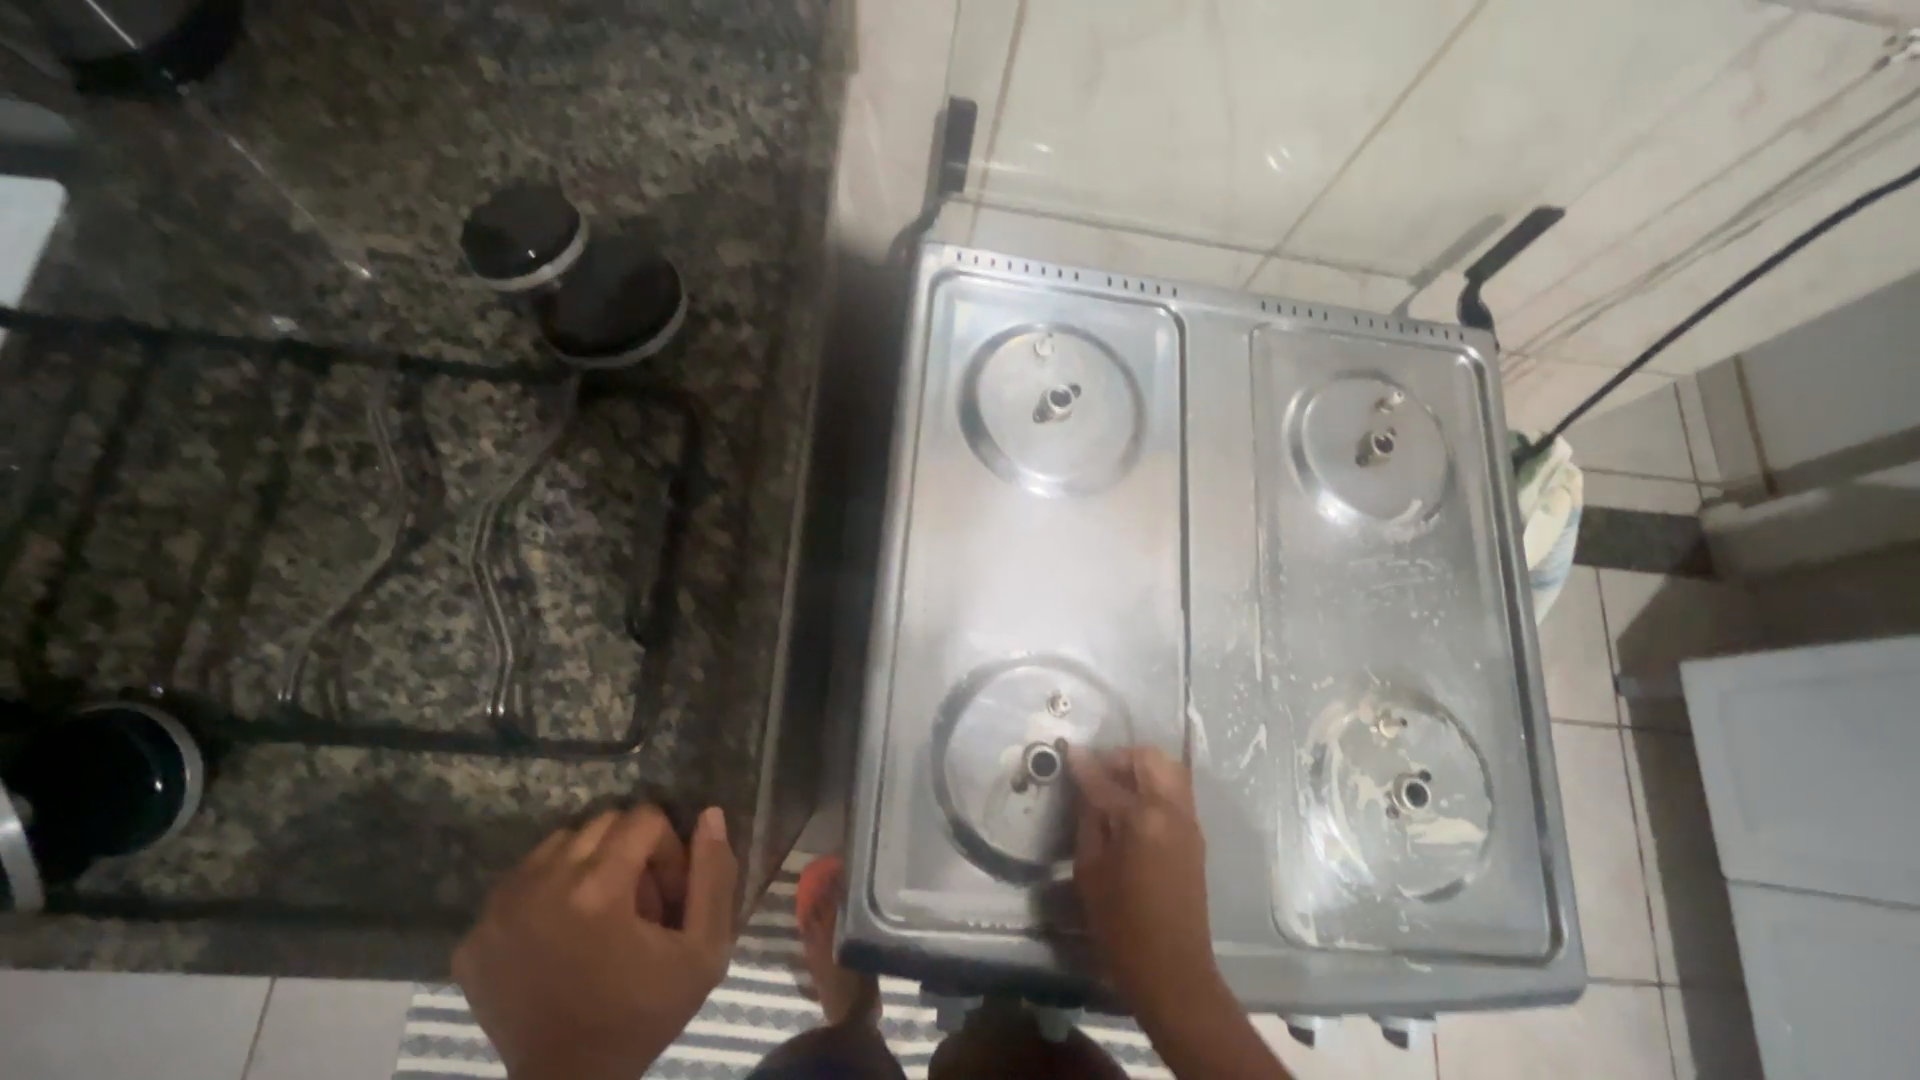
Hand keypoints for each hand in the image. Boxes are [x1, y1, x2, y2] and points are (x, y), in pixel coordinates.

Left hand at [453, 804, 737, 1079]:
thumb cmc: (643, 1015)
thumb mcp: (704, 951)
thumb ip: (713, 877)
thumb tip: (710, 814)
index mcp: (597, 887)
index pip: (644, 819)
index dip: (668, 851)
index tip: (668, 898)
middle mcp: (540, 884)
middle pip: (600, 824)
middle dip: (629, 853)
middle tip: (637, 907)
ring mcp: (498, 909)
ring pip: (556, 846)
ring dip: (586, 866)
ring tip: (598, 918)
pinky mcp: (473, 936)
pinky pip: (518, 883)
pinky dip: (545, 895)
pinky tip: (560, 939)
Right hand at [1069, 746, 1222, 1022]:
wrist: (1172, 970)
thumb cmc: (1121, 926)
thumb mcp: (1090, 871)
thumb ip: (1089, 820)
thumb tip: (1085, 787)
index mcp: (1143, 818)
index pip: (1106, 778)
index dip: (1083, 765)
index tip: (1067, 751)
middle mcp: (1172, 810)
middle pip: (1149, 759)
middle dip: (1119, 757)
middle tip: (1094, 772)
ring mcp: (1189, 822)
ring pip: (1169, 770)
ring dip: (1140, 769)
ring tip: (1112, 787)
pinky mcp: (1195, 837)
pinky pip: (1176, 792)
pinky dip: (1154, 785)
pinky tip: (1130, 807)